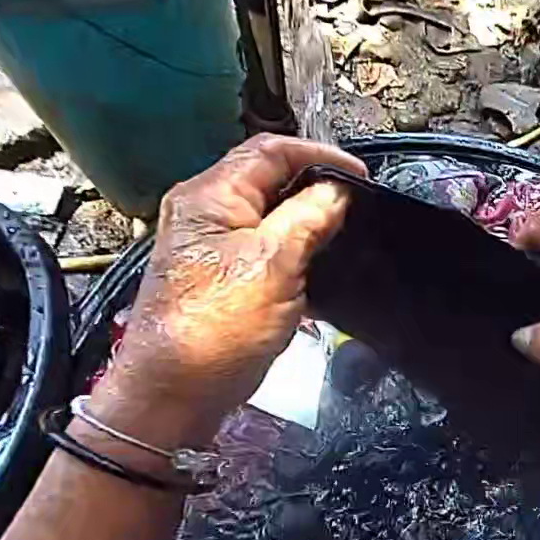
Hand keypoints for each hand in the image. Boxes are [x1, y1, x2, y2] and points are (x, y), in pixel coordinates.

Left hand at [92, 135, 363, 444]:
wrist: (177, 389)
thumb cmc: (220, 324)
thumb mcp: (274, 264)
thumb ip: (309, 217)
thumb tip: (338, 191)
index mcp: (211, 196)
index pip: (271, 151)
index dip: (322, 156)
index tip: (362, 177)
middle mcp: (207, 210)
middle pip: (269, 177)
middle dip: (316, 183)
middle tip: (357, 202)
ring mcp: (213, 242)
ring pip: (271, 211)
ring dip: (309, 214)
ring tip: (345, 227)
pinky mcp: (224, 271)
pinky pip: (267, 241)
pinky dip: (297, 242)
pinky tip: (321, 258)